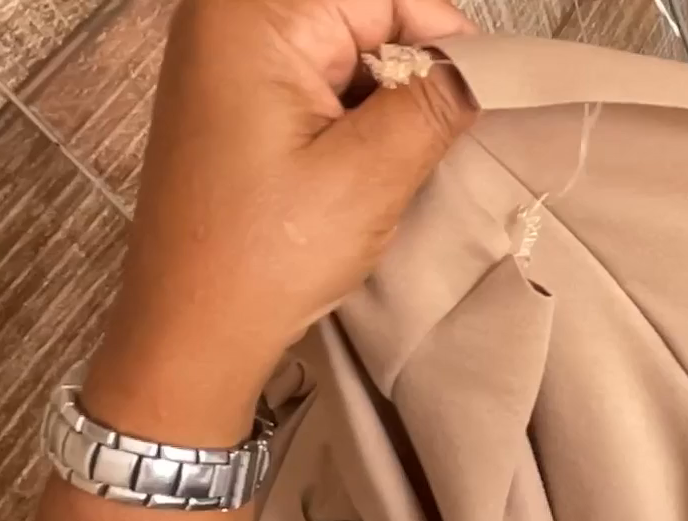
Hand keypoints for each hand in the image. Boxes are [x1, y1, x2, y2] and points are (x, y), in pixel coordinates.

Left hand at [84, 0, 477, 442]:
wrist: (200, 324)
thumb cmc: (270, 250)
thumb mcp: (370, 173)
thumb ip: (431, 106)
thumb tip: (478, 69)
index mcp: (255, 16)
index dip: (443, 37)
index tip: (487, 93)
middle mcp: (231, 22)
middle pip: (359, 19)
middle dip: (414, 75)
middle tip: (449, 140)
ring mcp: (230, 67)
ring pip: (345, 60)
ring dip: (390, 107)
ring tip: (408, 166)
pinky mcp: (240, 111)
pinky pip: (321, 94)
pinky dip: (361, 125)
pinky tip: (375, 172)